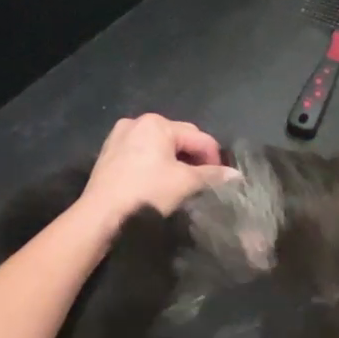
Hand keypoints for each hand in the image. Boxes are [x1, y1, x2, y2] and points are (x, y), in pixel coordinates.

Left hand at [79, 114, 236, 224]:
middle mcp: (137, 122)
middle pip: (179, 138)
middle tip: (203, 183)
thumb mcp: (185, 183)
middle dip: (193, 158)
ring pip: (159, 146)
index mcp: (157, 123)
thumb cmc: (147, 193)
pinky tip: (157, 183)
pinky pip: (141, 153)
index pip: (199, 137)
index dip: (215, 158)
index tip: (222, 181)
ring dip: (175, 162)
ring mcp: (119, 136)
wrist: (101, 215)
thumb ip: (212, 175)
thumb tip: (237, 175)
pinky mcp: (108, 153)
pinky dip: (154, 164)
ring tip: (181, 184)